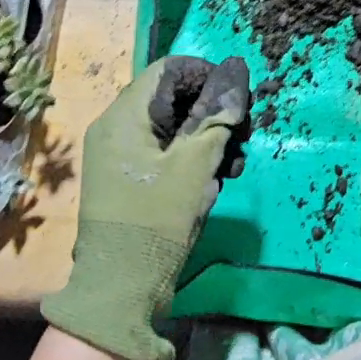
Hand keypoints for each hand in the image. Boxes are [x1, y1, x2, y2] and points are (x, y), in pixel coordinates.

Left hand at [42, 55, 249, 359]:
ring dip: (208, 138)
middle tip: (244, 135)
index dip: (208, 75)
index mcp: (124, 116)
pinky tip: (216, 180)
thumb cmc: (156, 219)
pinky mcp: (127, 179)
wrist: (119, 291)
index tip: (237, 99)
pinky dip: (191, 159)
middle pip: (173, 98)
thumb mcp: (195, 163)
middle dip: (213, 112)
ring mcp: (119, 155)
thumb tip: (237, 68)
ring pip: (172, 127)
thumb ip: (217, 112)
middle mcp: (116, 127)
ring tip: (235, 165)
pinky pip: (163, 152)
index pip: (170, 69)